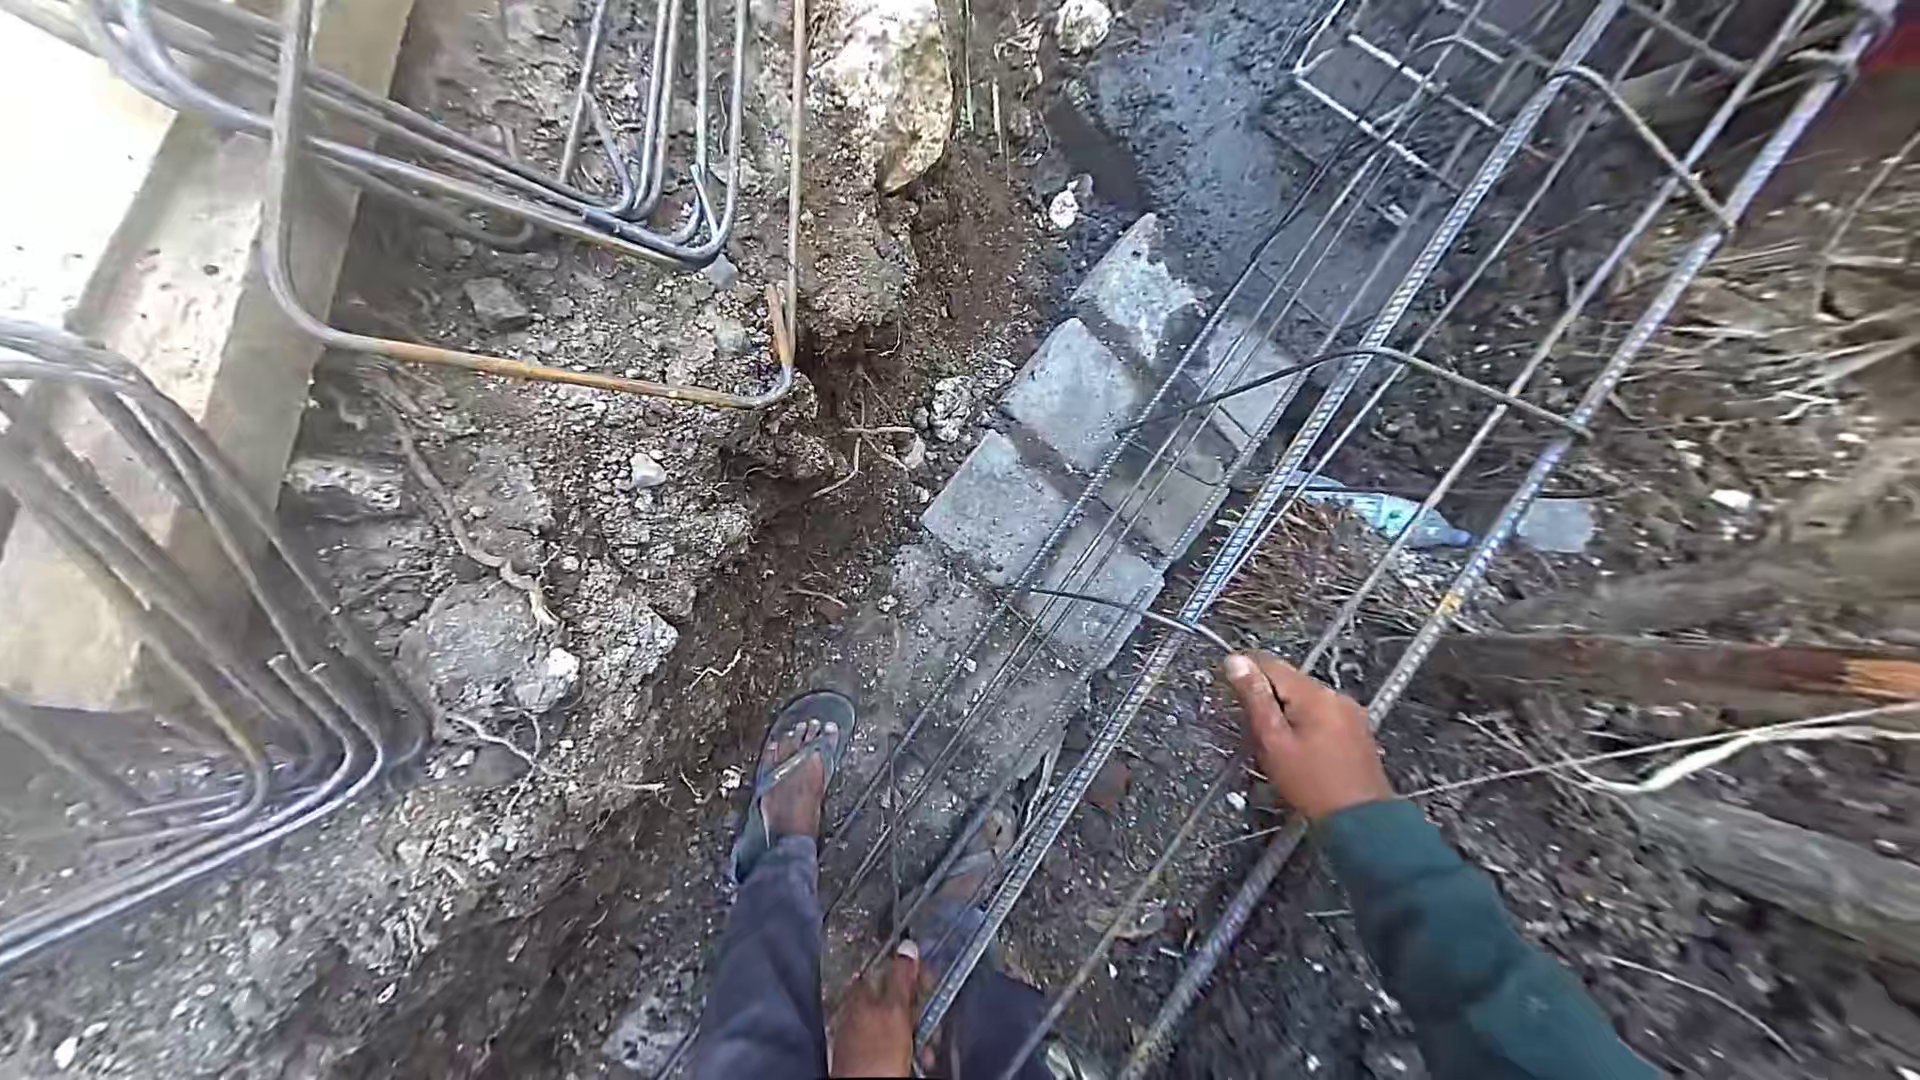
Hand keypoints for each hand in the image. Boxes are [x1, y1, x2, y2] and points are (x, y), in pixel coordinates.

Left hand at [830, 940, 919, 1076]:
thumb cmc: (875, 1057)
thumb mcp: (894, 1012)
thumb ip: (902, 978)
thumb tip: (908, 947)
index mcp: (862, 993)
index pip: (892, 969)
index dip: (914, 974)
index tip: (931, 982)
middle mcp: (860, 1011)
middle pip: (898, 999)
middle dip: (920, 1010)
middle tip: (932, 1021)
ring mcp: (864, 1036)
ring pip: (900, 1024)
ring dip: (920, 1032)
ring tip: (927, 1049)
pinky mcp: (870, 1058)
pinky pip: (896, 1045)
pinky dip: (910, 1049)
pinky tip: (919, 1059)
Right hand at [1222, 651, 1393, 819]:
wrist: (1363, 822)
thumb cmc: (1309, 782)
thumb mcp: (1273, 740)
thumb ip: (1254, 697)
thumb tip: (1235, 660)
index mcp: (1313, 694)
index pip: (1270, 663)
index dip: (1244, 670)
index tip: (1229, 690)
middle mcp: (1335, 695)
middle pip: (1288, 679)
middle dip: (1264, 694)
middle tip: (1250, 725)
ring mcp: (1349, 711)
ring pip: (1303, 695)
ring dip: (1283, 707)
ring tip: (1272, 738)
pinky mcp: (1355, 727)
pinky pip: (1319, 710)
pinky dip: (1301, 718)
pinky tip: (1296, 743)